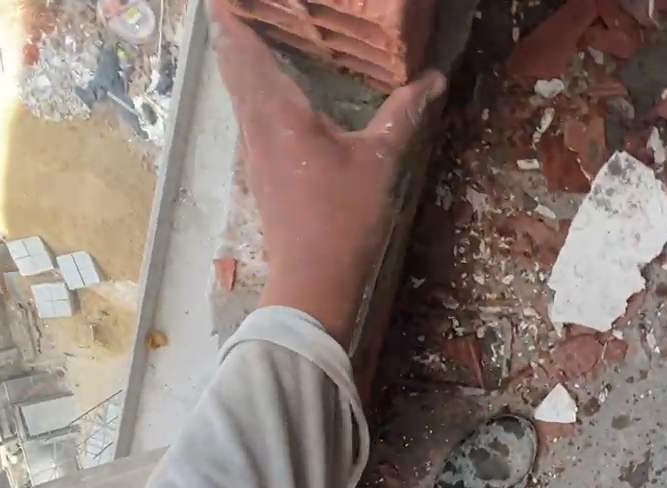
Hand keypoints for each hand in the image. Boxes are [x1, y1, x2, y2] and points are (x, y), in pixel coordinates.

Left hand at [211, 1, 445, 343]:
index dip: (234, 15)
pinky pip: (247, 117)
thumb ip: (403, 115)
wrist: (314, 280)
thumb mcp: (381, 163)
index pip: (245, 46)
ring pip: (237, 92)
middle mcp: (256, 125)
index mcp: (280, 112)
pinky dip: (249, 91)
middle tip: (240, 7)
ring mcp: (253, 152)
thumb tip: (434, 79)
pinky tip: (265, 94)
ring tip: (248, 33)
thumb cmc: (346, 219)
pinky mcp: (259, 174)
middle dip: (232, 31)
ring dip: (237, 60)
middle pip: (232, 64)